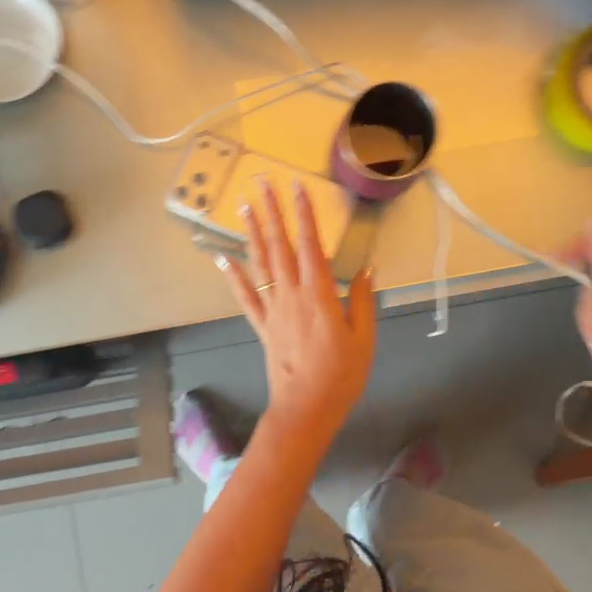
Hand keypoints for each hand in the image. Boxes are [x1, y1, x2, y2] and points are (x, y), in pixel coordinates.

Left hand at [217, 180, 376, 440]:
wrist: (306, 408)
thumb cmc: (341, 375)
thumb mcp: (364, 338)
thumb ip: (364, 301)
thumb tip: (368, 268)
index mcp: (319, 295)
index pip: (310, 245)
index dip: (304, 214)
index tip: (297, 187)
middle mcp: (291, 295)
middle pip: (280, 246)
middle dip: (272, 212)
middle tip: (262, 182)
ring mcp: (273, 310)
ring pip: (260, 264)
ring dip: (252, 233)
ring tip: (243, 207)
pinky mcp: (262, 326)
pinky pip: (246, 296)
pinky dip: (233, 276)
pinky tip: (222, 257)